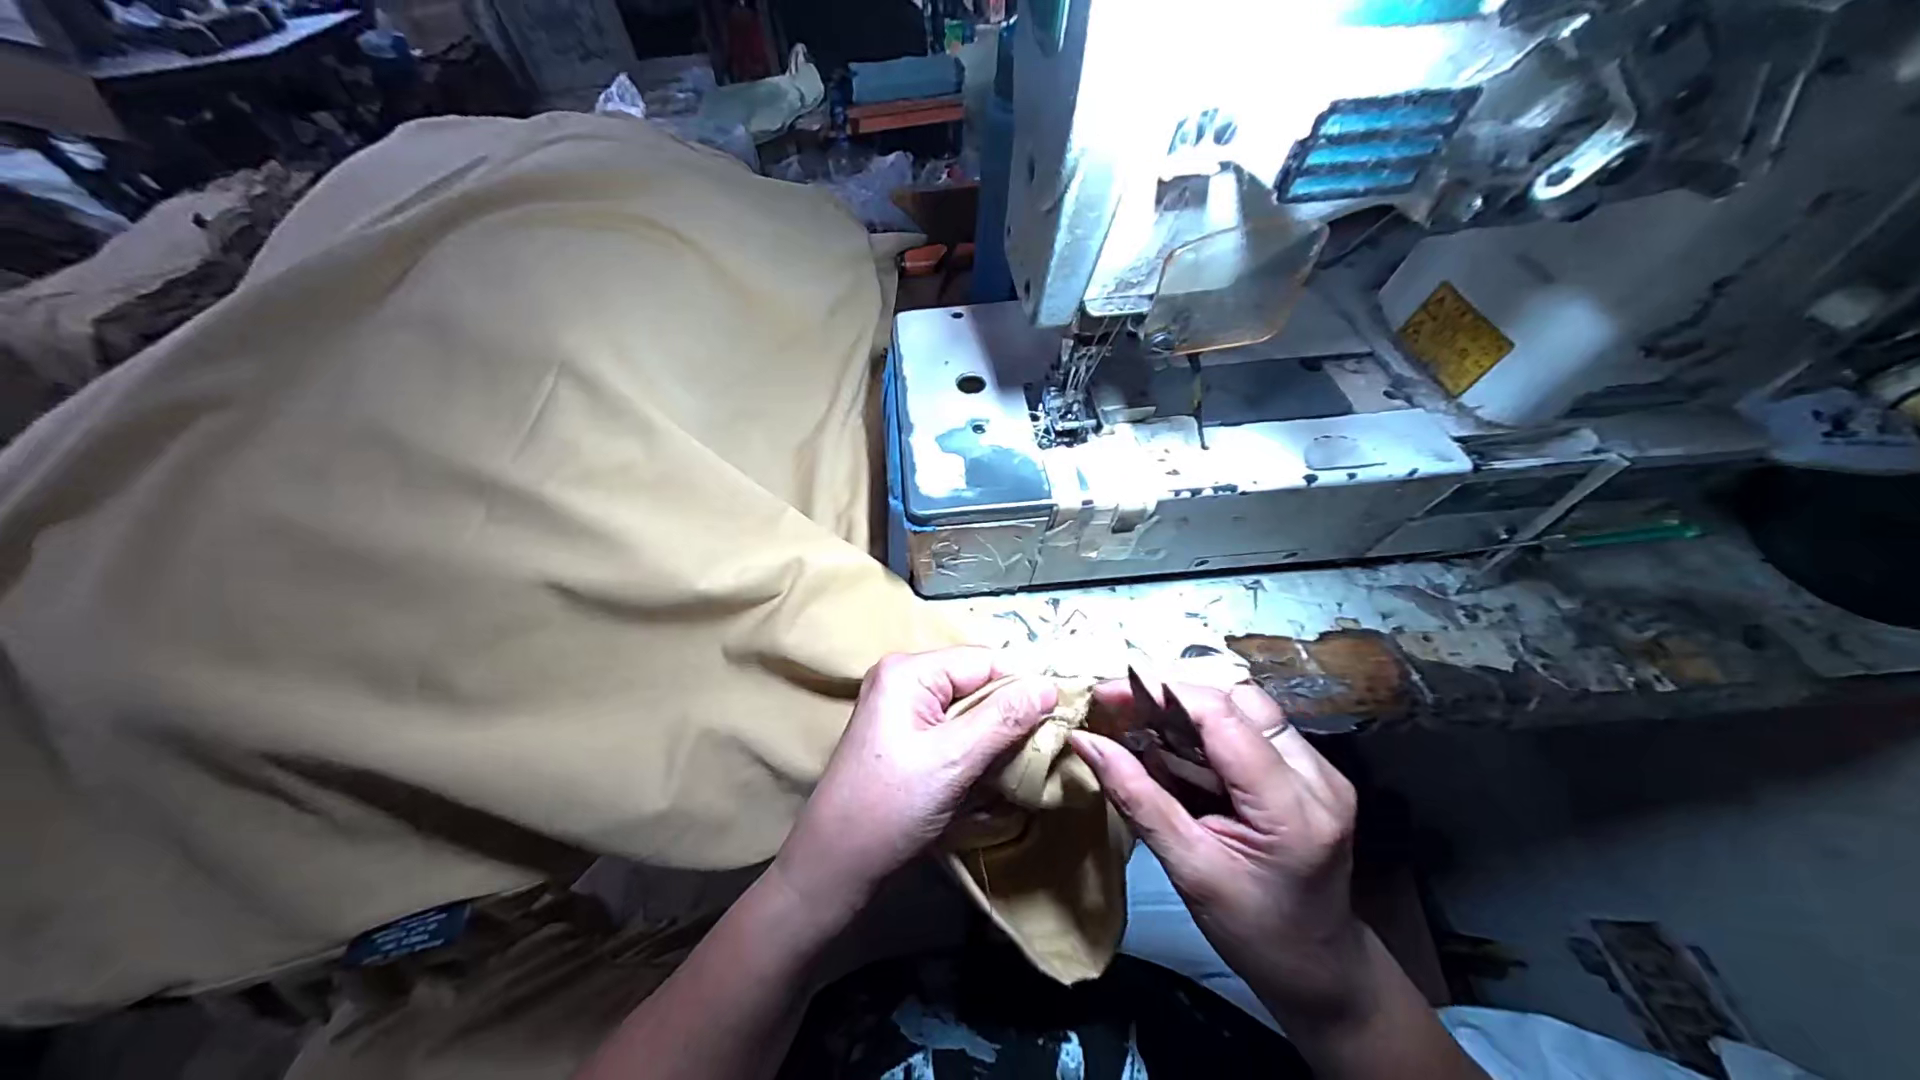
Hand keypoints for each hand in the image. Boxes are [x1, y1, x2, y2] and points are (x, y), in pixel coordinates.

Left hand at [772, 647, 1056, 918]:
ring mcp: (903, 707)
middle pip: (978, 681)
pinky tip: (988, 772)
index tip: (1061, 716)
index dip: (1025, 685)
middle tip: (1040, 747)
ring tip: (1015, 763)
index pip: (986, 660)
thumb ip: (1004, 718)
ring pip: (971, 707)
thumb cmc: (889, 809)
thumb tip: (1050, 686)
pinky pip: (956, 727)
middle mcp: (904, 678)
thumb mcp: (953, 760)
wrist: (834, 866)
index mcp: (908, 671)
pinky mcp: (907, 735)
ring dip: (996, 734)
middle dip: (1011, 713)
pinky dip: (977, 747)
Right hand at [1071, 681, 1368, 1020]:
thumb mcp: (1188, 868)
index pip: (1224, 717)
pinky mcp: (1309, 770)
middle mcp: (1316, 775)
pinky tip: (1177, 748)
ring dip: (1189, 710)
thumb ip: (1137, 798)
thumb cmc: (1253, 931)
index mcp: (1293, 807)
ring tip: (1145, 728)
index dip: (1162, 693)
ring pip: (1245, 706)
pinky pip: (1251, 725)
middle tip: (1123, 712)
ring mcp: (1318, 769)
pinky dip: (1207, 728)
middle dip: (1174, 697)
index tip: (1109, 695)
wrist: (1316, 966)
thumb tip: (1086, 741)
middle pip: (1238, 699)